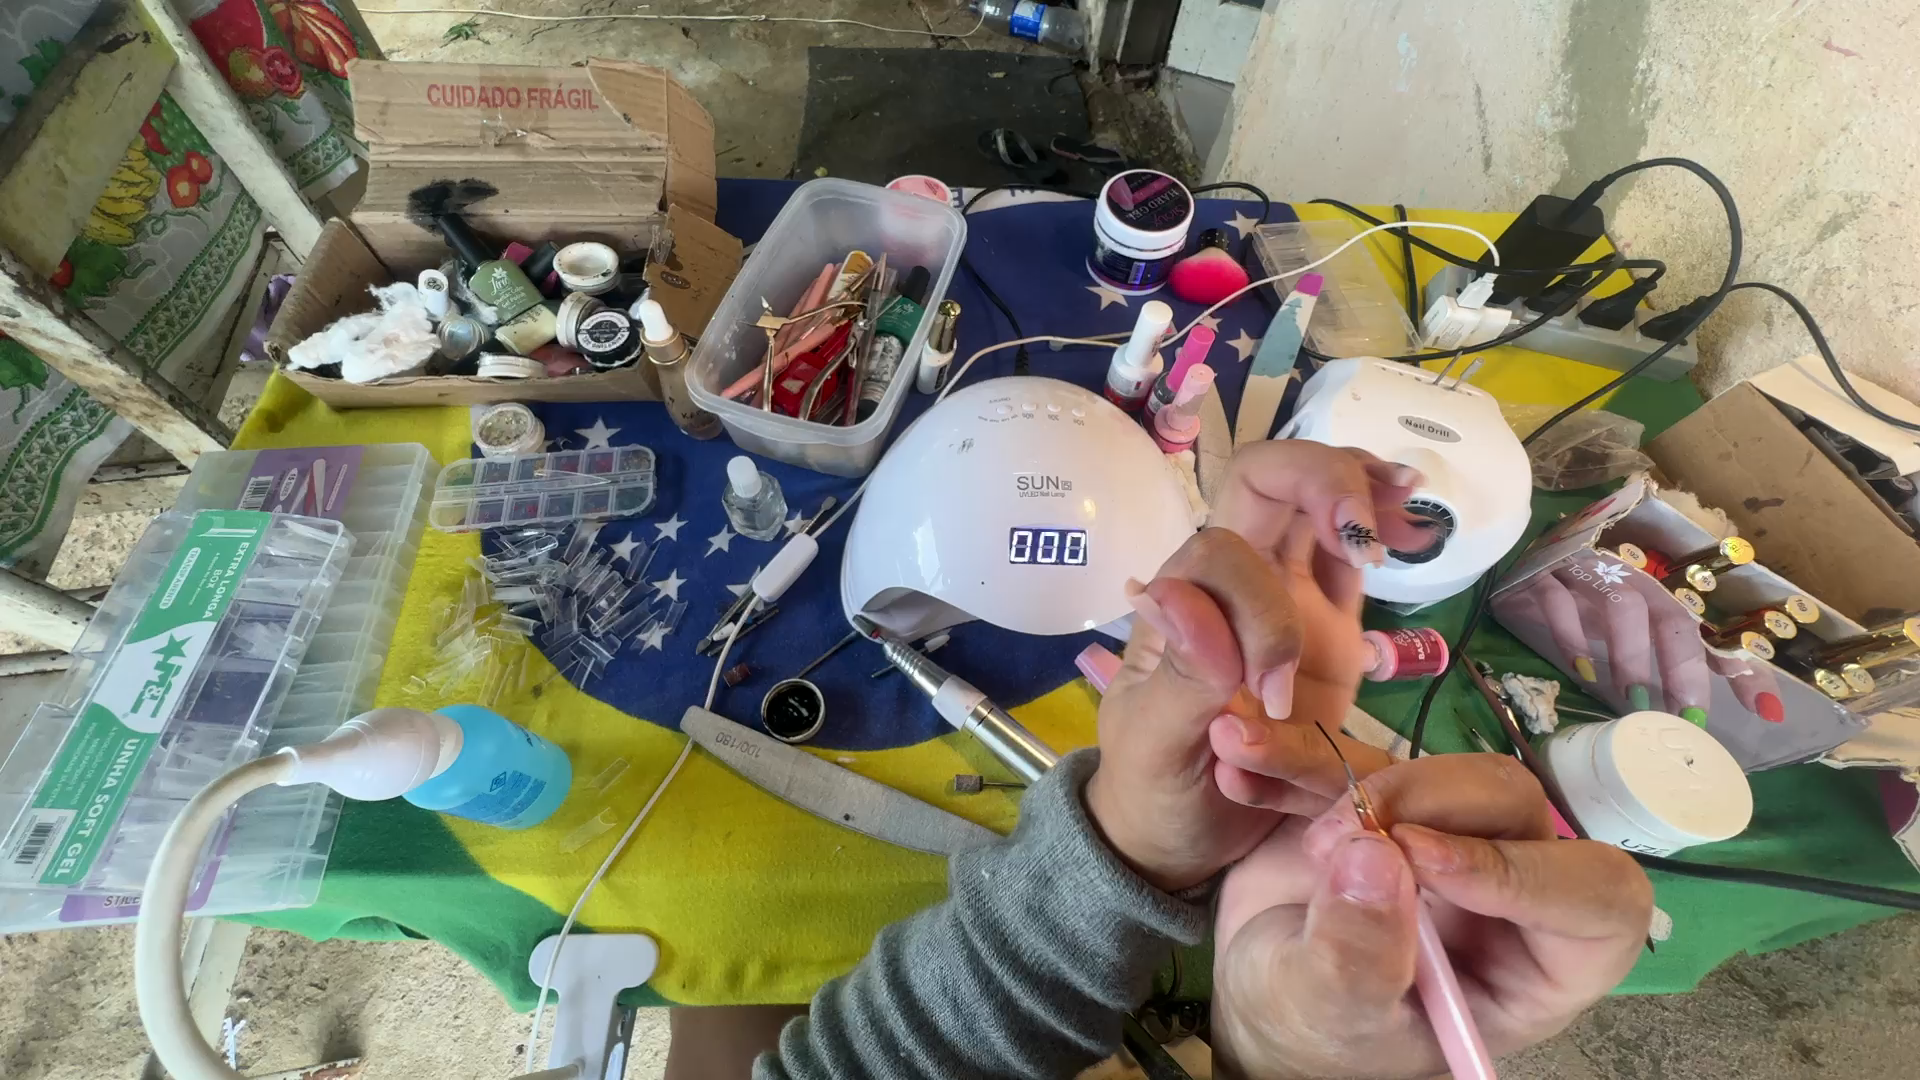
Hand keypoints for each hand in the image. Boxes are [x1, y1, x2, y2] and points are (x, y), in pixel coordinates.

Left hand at [1084, 442, 1435, 891]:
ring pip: (1306, 506)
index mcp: (1177, 604)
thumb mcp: (1154, 740)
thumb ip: (1178, 674)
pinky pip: (1344, 560)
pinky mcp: (1323, 632)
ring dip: (1353, 486)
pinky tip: (1410, 525)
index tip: (1273, 693)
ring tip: (1406, 498)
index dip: (1259, 611)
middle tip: (1369, 529)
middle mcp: (1226, 588)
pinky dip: (1376, 525)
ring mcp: (1279, 602)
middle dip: (1319, 482)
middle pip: (1262, 485)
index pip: (1224, 552)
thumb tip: (1179, 593)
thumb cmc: (1152, 784)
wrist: (1179, 833)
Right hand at [1211, 754, 1652, 1079]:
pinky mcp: (1364, 801)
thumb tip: (1380, 856)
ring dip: (1325, 758)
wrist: (1251, 992)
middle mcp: (1492, 885)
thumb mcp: (1330, 1011)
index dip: (1519, 869)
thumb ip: (1359, 953)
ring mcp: (1425, 833)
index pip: (1590, 899)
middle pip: (1505, 801)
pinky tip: (1233, 761)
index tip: (1416, 857)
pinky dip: (1283, 752)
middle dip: (1415, 799)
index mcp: (1527, 961)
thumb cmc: (1311, 1033)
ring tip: (1247, 766)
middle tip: (1330, 834)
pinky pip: (1338, 754)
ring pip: (1414, 762)